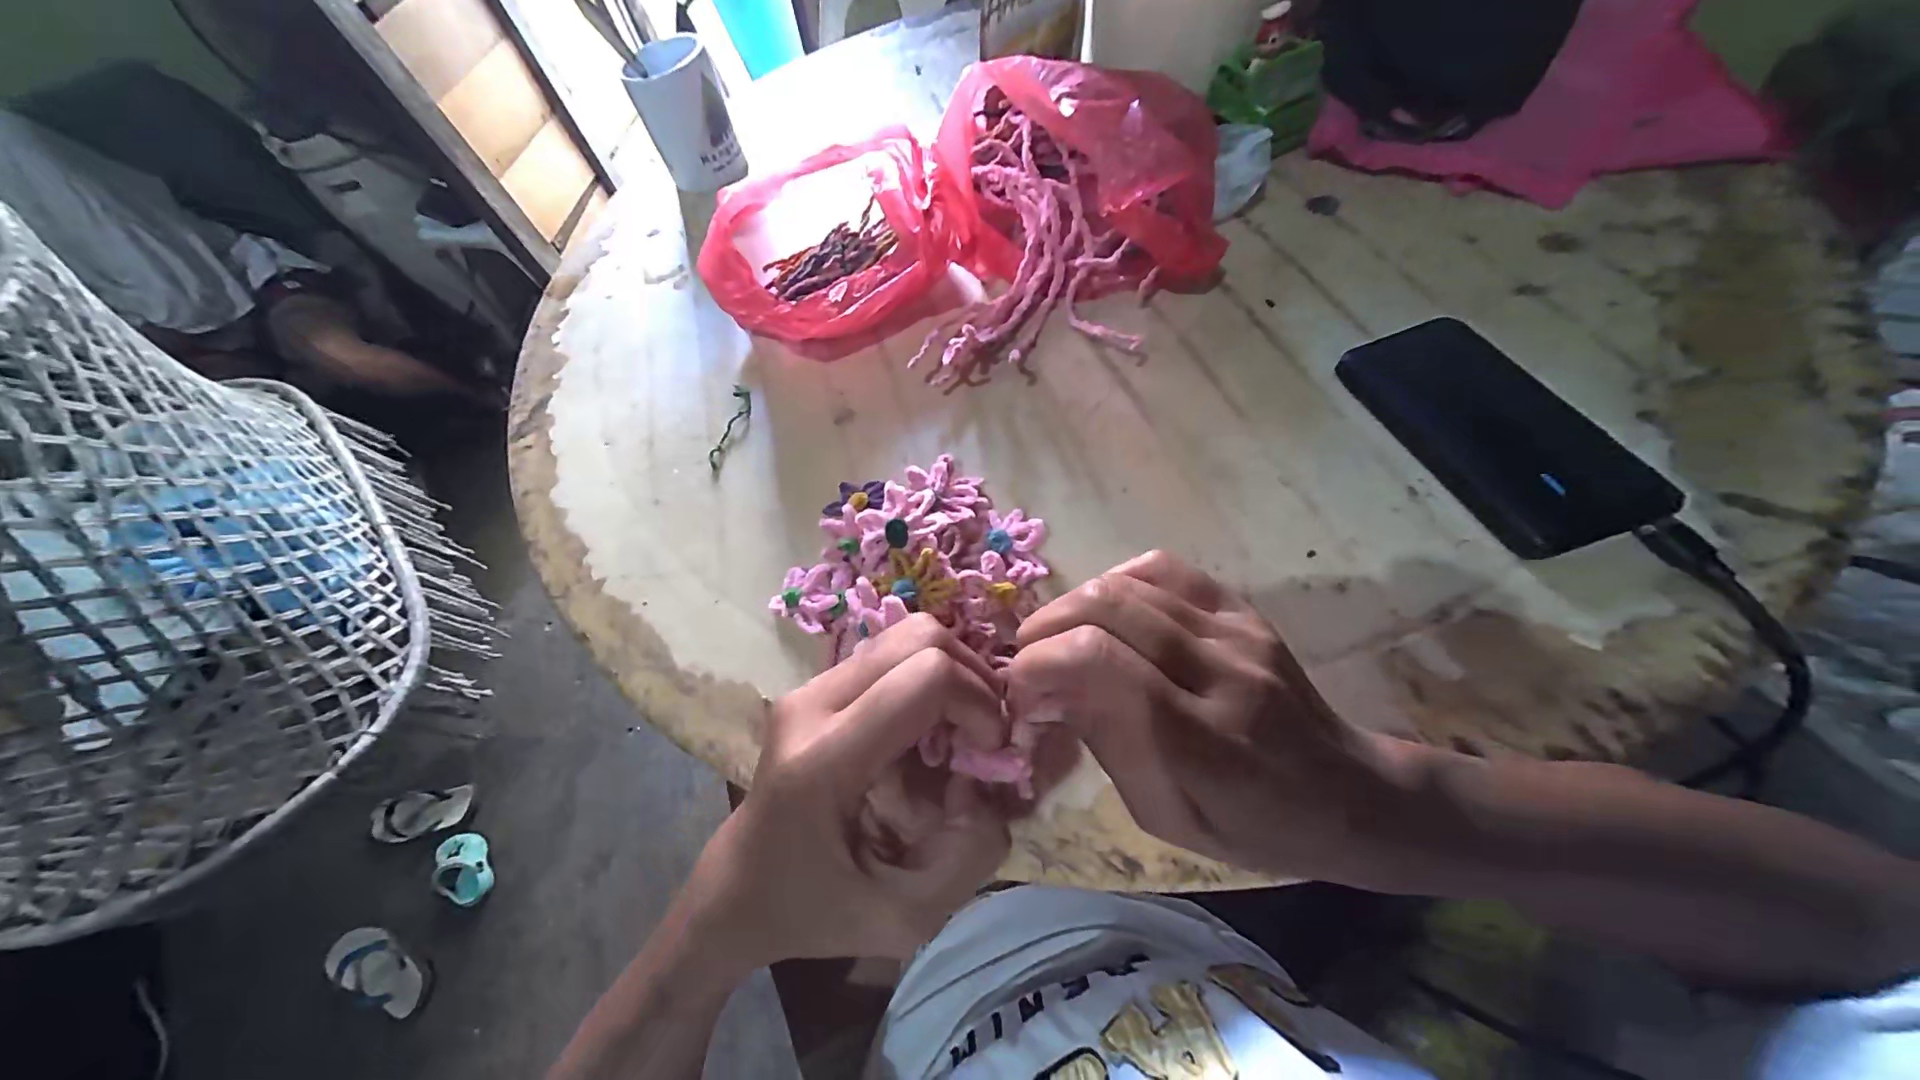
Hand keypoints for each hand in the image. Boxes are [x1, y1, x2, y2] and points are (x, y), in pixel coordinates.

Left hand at [695, 614, 1013, 964]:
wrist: (738, 887)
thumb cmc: (815, 911)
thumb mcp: (907, 918)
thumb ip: (970, 853)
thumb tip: (991, 780)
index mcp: (825, 759)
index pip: (925, 677)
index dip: (978, 705)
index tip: (988, 754)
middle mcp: (812, 704)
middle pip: (921, 637)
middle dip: (972, 679)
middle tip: (981, 735)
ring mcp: (808, 687)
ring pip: (907, 634)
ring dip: (952, 672)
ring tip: (959, 726)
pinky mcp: (814, 684)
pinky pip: (890, 652)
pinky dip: (927, 676)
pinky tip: (928, 724)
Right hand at [1007, 551, 1403, 882]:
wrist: (1348, 793)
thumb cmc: (1250, 825)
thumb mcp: (1165, 813)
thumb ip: (1103, 742)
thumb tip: (1042, 688)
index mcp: (1198, 741)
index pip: (1095, 661)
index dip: (1038, 664)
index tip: (1021, 690)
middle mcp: (1219, 671)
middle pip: (1104, 607)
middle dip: (1045, 628)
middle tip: (1031, 662)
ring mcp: (1237, 630)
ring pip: (1126, 581)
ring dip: (1073, 604)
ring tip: (1061, 637)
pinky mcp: (1243, 607)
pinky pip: (1162, 568)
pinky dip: (1116, 583)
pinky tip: (1107, 613)